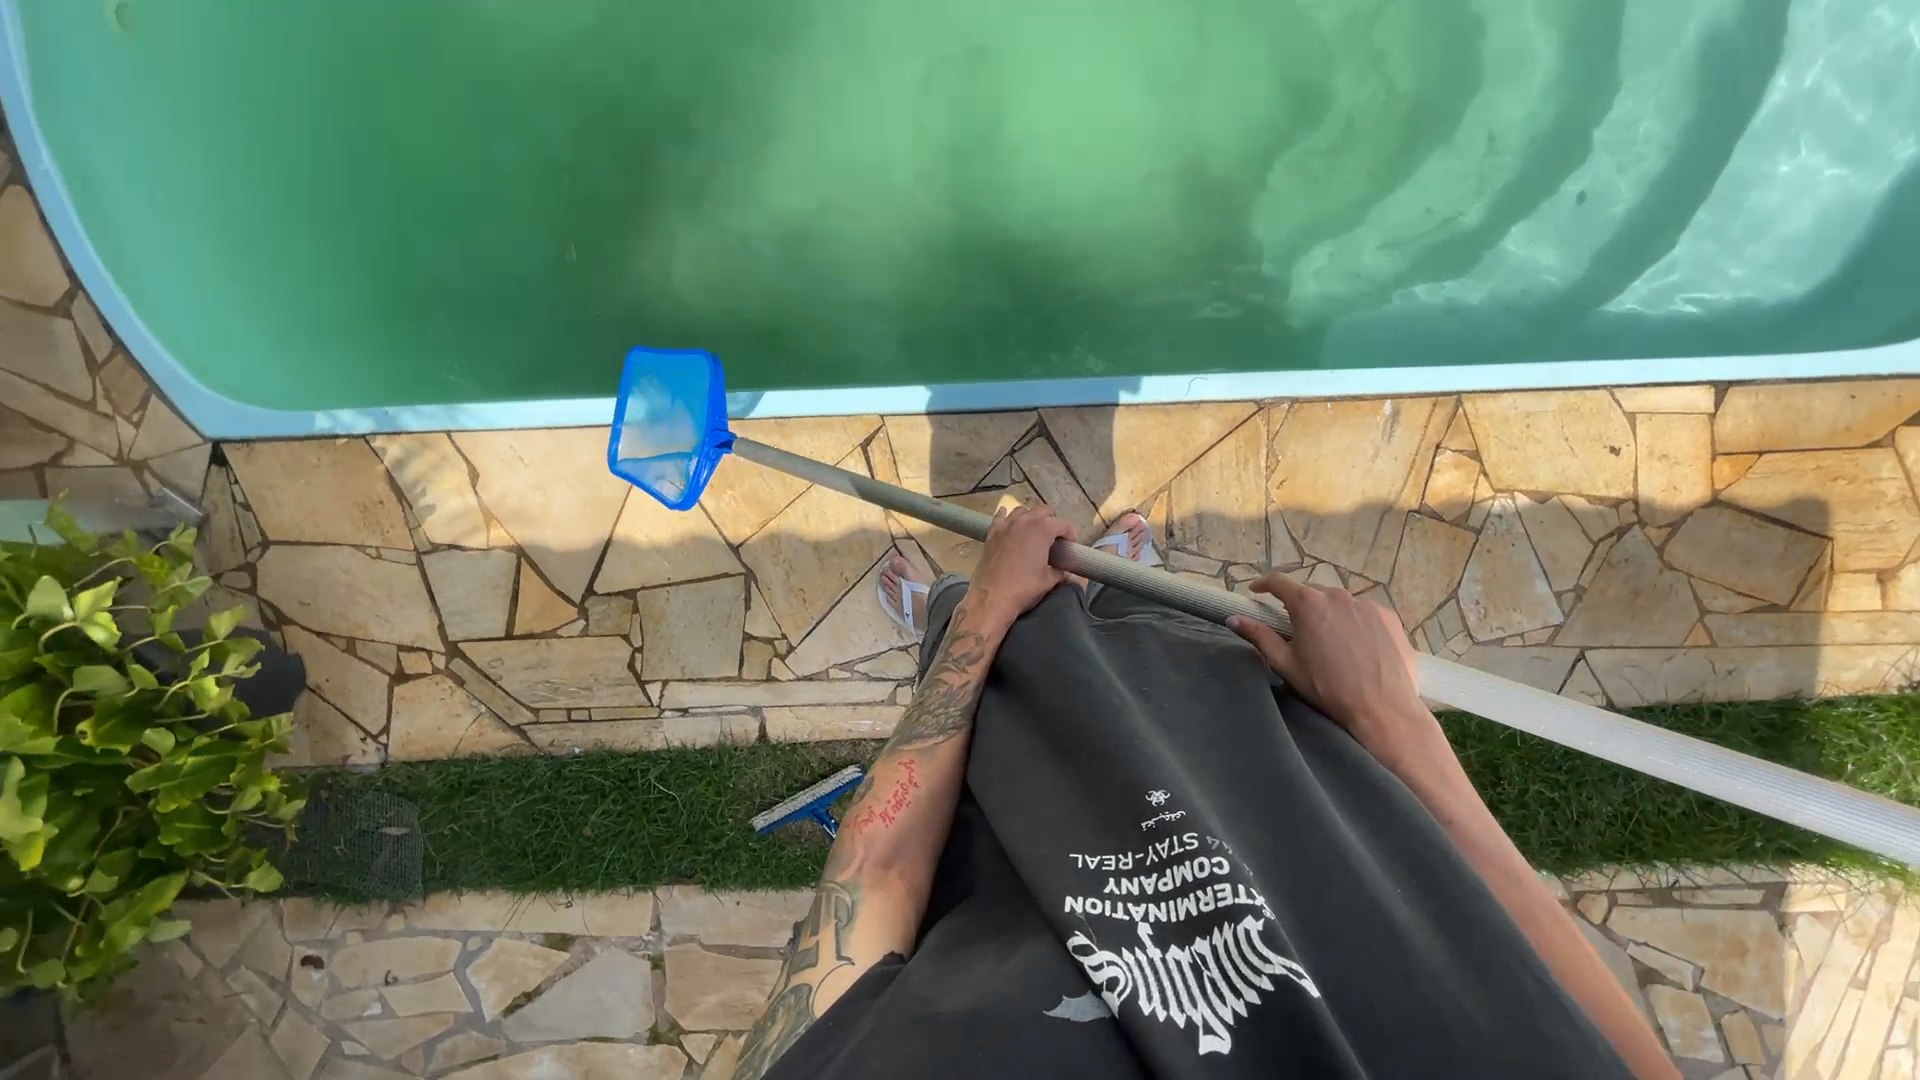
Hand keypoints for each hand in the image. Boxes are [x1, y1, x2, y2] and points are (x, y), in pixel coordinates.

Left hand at [965, 505, 1074, 627]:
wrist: (992, 597)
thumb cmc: (1024, 588)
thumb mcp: (1048, 581)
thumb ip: (1059, 572)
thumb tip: (1064, 573)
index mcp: (1042, 530)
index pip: (1062, 524)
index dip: (1070, 534)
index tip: (1070, 545)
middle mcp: (1024, 521)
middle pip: (1043, 511)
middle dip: (1052, 522)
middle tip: (1055, 539)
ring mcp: (1006, 525)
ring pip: (1022, 511)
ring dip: (1031, 518)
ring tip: (1034, 532)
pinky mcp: (991, 533)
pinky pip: (1001, 517)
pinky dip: (1007, 517)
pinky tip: (1010, 523)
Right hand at [1228, 571, 1434, 755]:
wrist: (1382, 708)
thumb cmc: (1327, 687)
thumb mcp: (1285, 664)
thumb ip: (1259, 636)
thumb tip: (1233, 619)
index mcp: (1308, 604)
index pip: (1279, 582)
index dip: (1264, 584)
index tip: (1256, 592)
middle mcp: (1338, 596)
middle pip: (1311, 592)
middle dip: (1300, 605)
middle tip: (1297, 629)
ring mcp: (1367, 605)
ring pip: (1339, 602)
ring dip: (1328, 614)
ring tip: (1330, 641)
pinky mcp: (1389, 617)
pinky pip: (1363, 612)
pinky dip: (1354, 622)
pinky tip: (1356, 645)